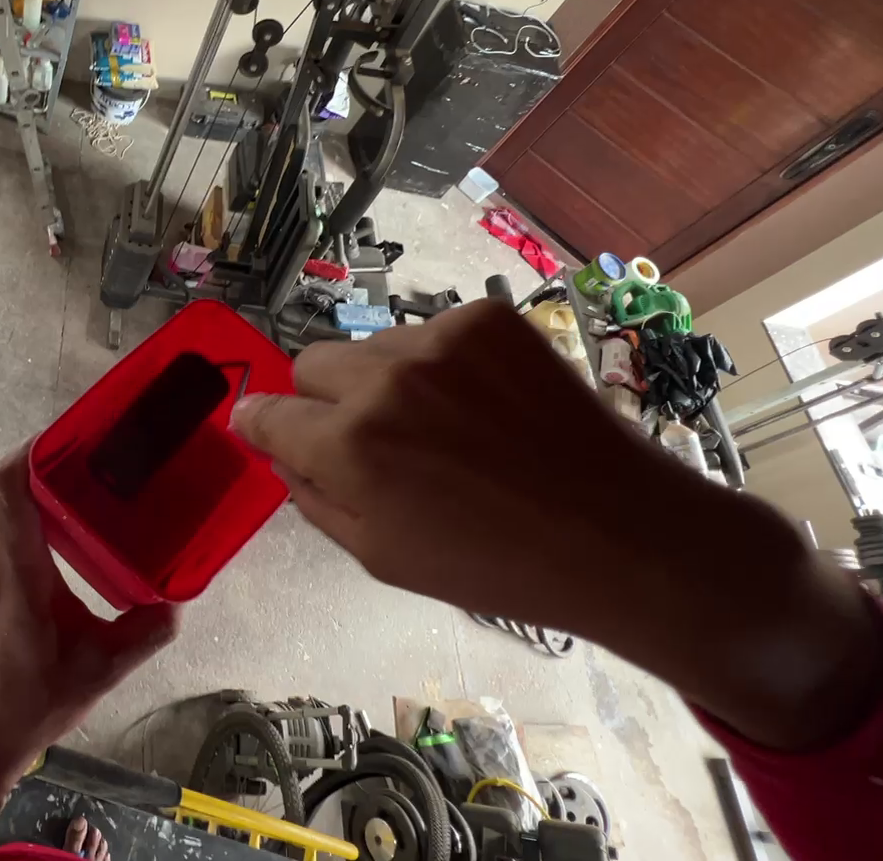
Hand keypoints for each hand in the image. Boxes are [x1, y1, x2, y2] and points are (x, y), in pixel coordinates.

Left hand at [0, 445, 179, 803]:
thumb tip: (178, 599)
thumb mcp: (102, 667)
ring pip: (6, 499)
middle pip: (6, 483)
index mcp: (19, 568)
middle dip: (45, 454)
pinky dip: (36, 503)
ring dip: (39, 477)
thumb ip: (144, 633)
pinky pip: (11, 520)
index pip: (7, 488)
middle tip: (94, 448)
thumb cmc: (36, 698)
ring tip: (90, 473)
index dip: (32, 451)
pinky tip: (76, 517)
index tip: (72, 435)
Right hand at [229, 300, 882, 750]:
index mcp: (348, 447)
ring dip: (382, 380)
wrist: (623, 534)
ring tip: (439, 422)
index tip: (262, 426)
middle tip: (369, 436)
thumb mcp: (380, 557)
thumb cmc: (492, 564)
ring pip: (369, 346)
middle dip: (324, 400)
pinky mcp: (486, 318)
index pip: (266, 413)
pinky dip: (436, 365)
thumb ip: (313, 499)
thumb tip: (280, 454)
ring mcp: (437, 341)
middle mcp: (381, 381)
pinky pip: (426, 333)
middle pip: (310, 364)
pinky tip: (478, 401)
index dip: (259, 422)